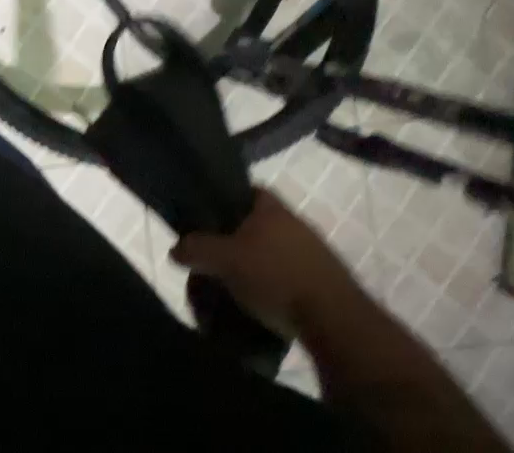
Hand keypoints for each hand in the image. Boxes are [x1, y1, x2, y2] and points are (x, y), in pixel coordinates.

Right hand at [170, 189, 367, 337]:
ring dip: (259, 262)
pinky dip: (277, 284)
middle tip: (216, 254)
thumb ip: (195, 249)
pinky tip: (264, 301)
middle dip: (238, 236)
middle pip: (261, 223)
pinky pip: (293, 274)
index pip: (249, 190)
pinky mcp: (330, 283)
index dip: (228, 197)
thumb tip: (176, 249)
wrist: (338, 323)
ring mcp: (318, 254)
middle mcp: (299, 225)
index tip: (209, 214)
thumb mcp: (223, 261)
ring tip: (237, 283)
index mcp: (273, 210)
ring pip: (277, 250)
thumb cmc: (275, 277)